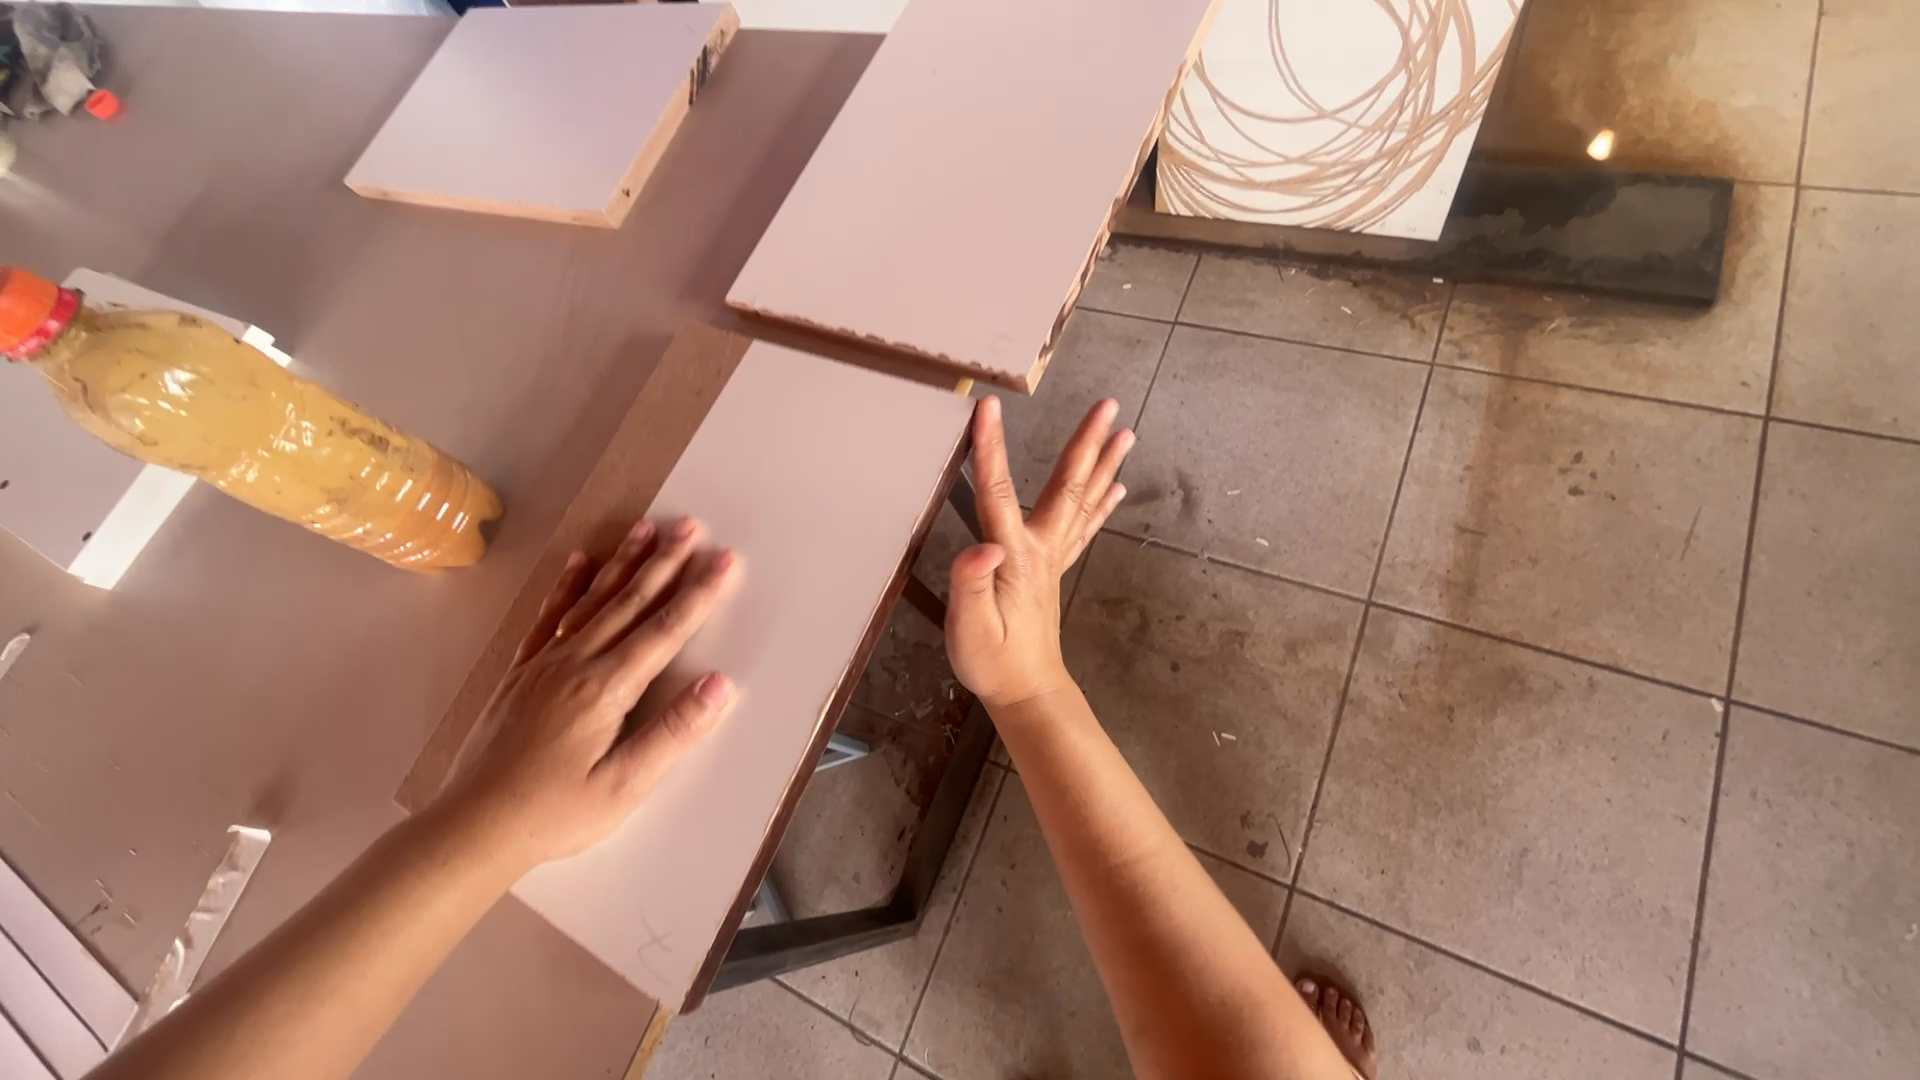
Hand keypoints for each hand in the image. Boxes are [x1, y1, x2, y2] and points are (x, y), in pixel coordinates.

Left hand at [434, 517, 740, 873]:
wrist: (470, 829)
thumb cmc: (555, 812)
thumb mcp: (625, 785)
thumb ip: (673, 733)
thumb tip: (719, 685)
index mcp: (605, 688)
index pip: (664, 631)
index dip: (698, 594)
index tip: (723, 560)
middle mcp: (575, 663)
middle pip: (629, 603)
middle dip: (665, 562)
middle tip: (690, 526)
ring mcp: (544, 664)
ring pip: (593, 600)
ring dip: (624, 562)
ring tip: (646, 527)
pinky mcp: (521, 672)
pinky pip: (549, 616)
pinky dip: (567, 585)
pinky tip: (580, 561)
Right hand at [947, 397, 1133, 708]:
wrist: (1027, 691)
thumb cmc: (992, 662)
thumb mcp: (969, 629)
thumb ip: (972, 586)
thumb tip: (983, 547)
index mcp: (1016, 556)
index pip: (998, 492)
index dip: (991, 448)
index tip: (989, 407)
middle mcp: (1042, 548)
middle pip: (1066, 486)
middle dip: (1086, 442)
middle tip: (1109, 405)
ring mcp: (1054, 557)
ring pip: (1083, 501)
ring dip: (1102, 463)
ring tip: (1123, 432)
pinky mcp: (1056, 568)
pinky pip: (1085, 527)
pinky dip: (1102, 502)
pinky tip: (1116, 486)